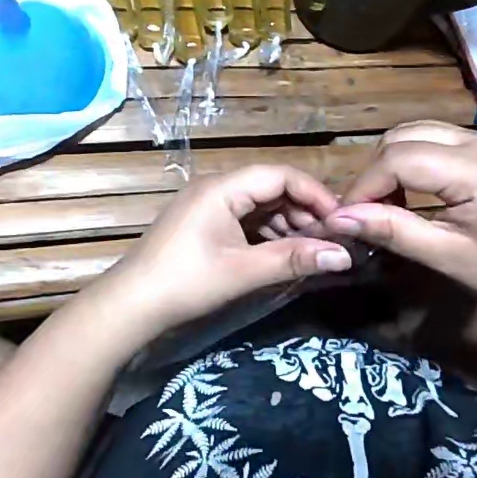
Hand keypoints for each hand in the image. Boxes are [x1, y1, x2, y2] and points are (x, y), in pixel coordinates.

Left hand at [88, 165, 350, 338]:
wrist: (132, 303)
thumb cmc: (187, 281)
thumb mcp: (244, 271)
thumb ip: (293, 259)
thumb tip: (344, 256)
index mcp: (223, 188)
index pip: (280, 175)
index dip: (314, 194)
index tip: (341, 221)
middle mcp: (216, 188)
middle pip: (270, 187)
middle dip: (303, 211)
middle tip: (331, 240)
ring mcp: (208, 205)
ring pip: (259, 204)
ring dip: (287, 224)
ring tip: (312, 250)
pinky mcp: (204, 223)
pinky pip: (244, 218)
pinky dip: (267, 233)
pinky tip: (283, 253)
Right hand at [324, 121, 476, 318]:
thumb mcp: (448, 258)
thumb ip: (393, 231)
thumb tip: (338, 219)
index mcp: (476, 169)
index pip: (398, 159)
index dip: (364, 185)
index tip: (348, 217)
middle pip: (402, 137)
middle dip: (375, 171)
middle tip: (365, 210)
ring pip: (415, 131)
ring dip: (391, 162)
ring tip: (385, 201)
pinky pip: (434, 138)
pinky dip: (411, 158)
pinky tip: (412, 190)